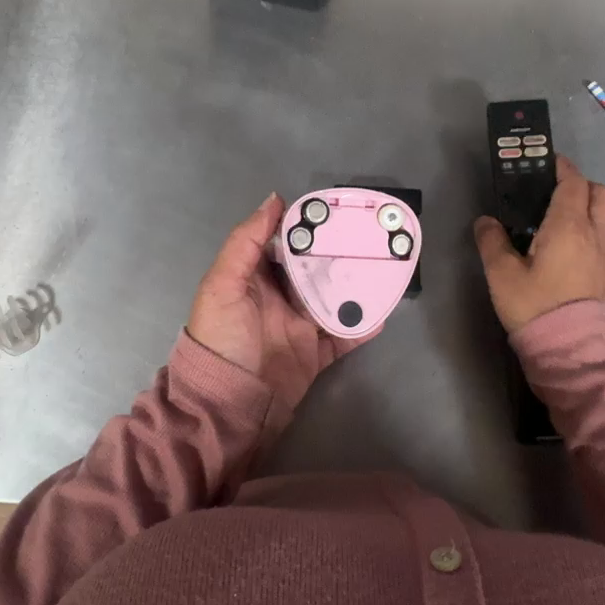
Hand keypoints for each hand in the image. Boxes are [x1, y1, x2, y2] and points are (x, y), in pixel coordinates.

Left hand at [187, 194, 370, 417]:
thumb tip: (274, 199)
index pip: (285, 243)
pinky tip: (380, 314)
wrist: (226, 405)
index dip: (308, 227)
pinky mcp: (314, 354)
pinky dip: (361, 326)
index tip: (336, 210)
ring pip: (333, 299)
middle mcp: (279, 298)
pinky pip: (343, 336)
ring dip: (355, 287)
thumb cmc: (222, 338)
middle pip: (315, 270)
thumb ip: (245, 241)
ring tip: (383, 270)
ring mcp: (299, 326)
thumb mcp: (222, 284)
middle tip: (370, 237)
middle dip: (339, 254)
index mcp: (256, 277)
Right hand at [473, 156, 604, 333]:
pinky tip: (562, 247)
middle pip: (601, 193)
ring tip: (556, 218)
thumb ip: (492, 241)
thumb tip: (486, 222)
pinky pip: (600, 238)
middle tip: (555, 190)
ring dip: (587, 207)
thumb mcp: (501, 273)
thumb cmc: (534, 305)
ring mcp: (602, 255)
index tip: (545, 162)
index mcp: (568, 226)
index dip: (561, 167)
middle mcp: (592, 235)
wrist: (568, 349)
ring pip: (604, 216)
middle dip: (582, 183)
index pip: (573, 182)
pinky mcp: (603, 274)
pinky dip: (586, 231)